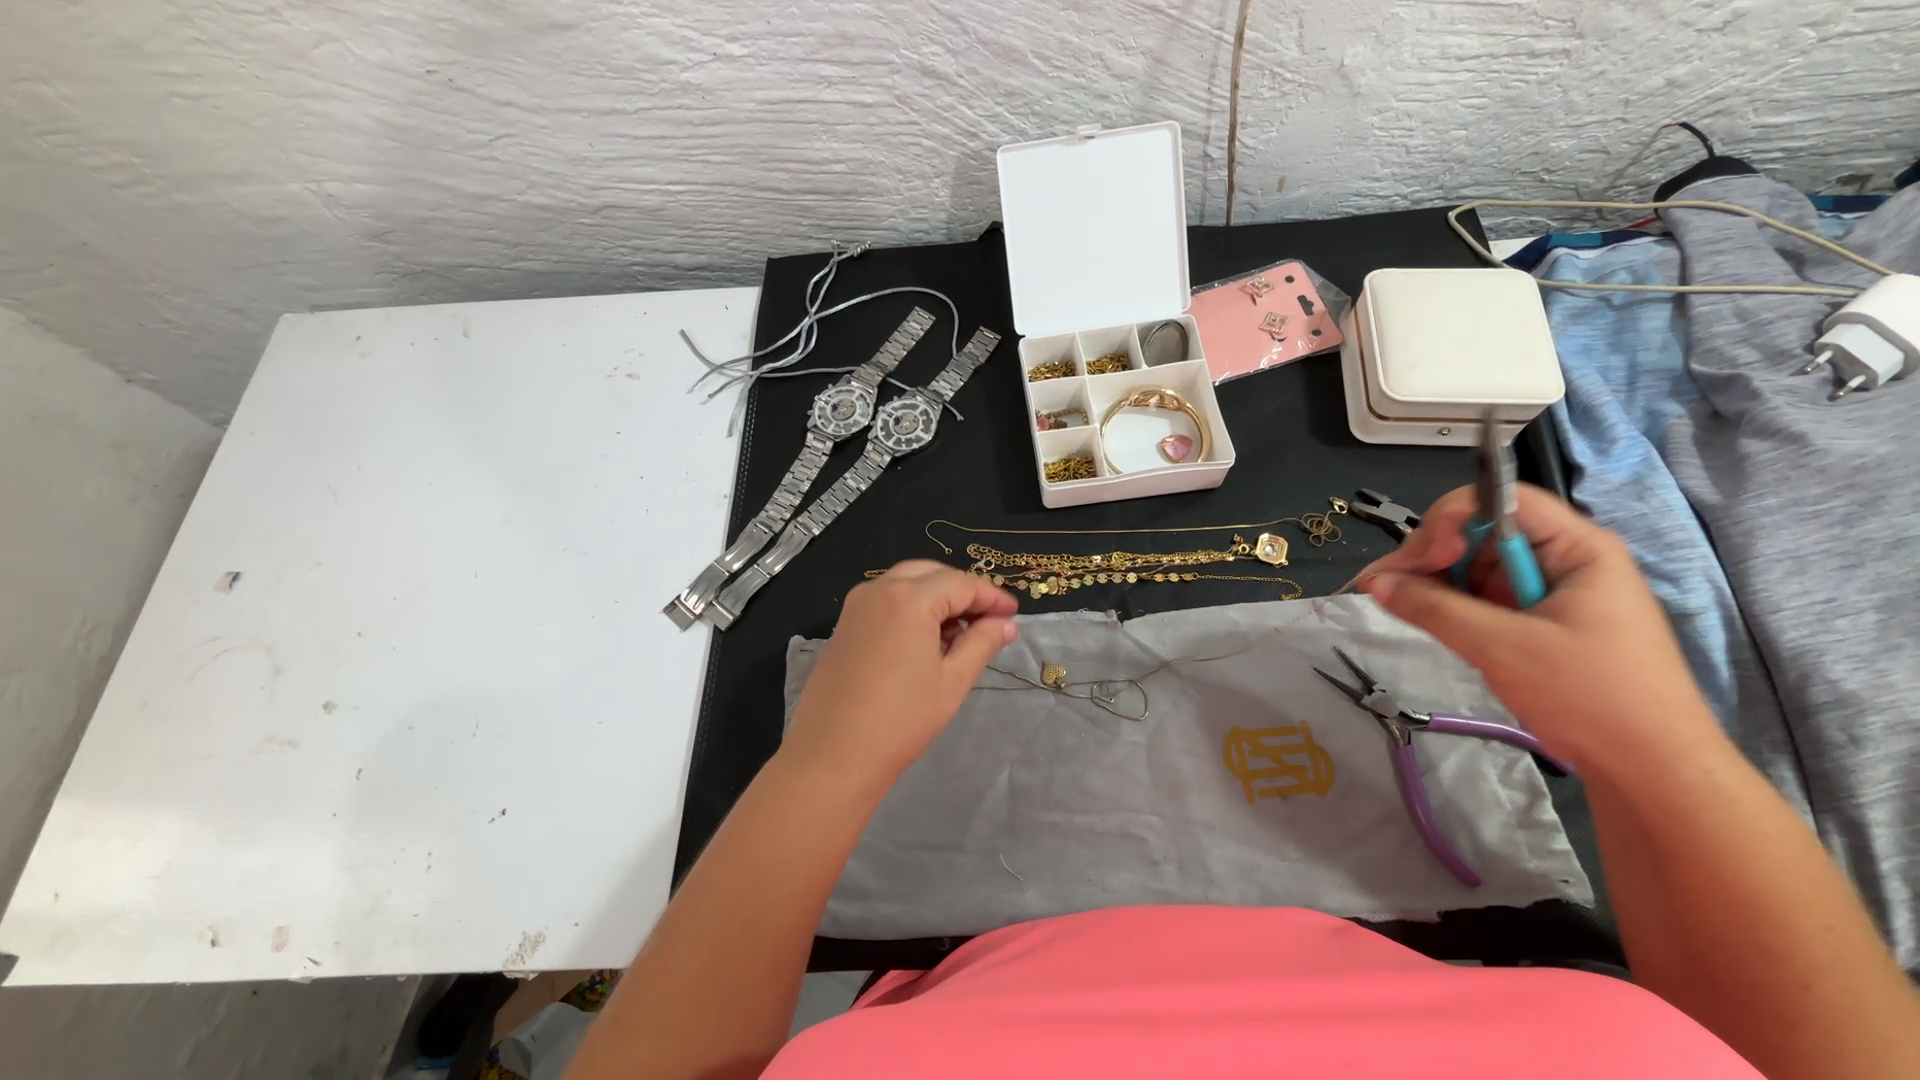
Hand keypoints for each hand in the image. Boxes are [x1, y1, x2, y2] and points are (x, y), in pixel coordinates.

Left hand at [781, 560, 1017, 789]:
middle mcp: (878, 590)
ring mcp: (856, 607)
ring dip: (936, 598)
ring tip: (960, 634)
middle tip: (989, 620)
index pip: (960, 583)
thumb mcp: (952, 681)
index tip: (1014, 613)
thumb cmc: (901, 720)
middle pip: (931, 575)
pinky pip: (885, 602)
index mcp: (908, 598)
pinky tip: (926, 642)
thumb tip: (1005, 623)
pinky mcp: (844, 627)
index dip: (991, 596)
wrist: (833, 755)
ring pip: (905, 584)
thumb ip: (981, 643)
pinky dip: (910, 609)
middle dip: (962, 591)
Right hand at [1358, 483, 1720, 770]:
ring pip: (1474, 566)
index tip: (1428, 559)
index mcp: (1577, 547)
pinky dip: (1448, 604)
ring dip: (1432, 580)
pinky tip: (1419, 616)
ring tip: (1393, 602)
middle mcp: (1563, 559)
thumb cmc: (1589, 696)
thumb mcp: (1503, 647)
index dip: (1454, 518)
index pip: (1501, 500)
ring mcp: (1550, 592)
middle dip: (1431, 553)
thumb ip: (1434, 608)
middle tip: (1386, 586)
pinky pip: (1482, 598)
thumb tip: (1374, 582)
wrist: (1650, 768)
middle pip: (1480, 531)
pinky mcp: (1538, 623)